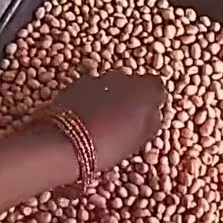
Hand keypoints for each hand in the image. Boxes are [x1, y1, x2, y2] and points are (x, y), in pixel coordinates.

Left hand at [50, 73, 165, 170]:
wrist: (66, 143)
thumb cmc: (109, 144)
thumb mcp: (138, 140)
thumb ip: (150, 122)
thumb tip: (152, 113)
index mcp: (143, 90)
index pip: (156, 86)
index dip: (152, 99)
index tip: (148, 112)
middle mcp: (121, 78)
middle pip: (131, 83)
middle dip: (129, 97)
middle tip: (124, 119)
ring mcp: (97, 79)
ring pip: (108, 85)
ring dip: (108, 97)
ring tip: (102, 121)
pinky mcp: (75, 84)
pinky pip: (89, 89)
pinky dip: (89, 99)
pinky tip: (85, 118)